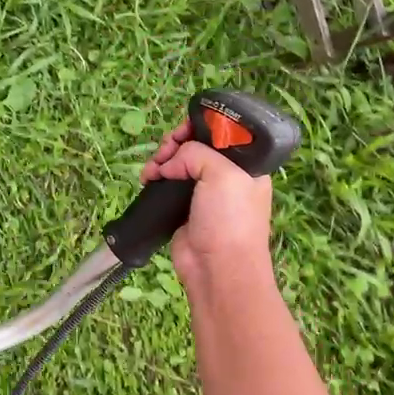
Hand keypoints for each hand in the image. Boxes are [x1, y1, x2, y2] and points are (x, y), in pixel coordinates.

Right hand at [140, 122, 273, 291]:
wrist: (217, 267)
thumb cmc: (229, 219)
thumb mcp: (223, 174)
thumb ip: (195, 153)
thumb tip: (169, 163)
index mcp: (246, 167)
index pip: (222, 135)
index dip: (200, 128)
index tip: (183, 131)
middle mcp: (226, 177)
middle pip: (195, 146)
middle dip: (175, 143)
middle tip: (165, 151)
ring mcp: (203, 192)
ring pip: (177, 162)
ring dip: (161, 159)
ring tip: (153, 169)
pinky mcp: (182, 205)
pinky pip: (166, 181)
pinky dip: (154, 175)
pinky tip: (147, 178)